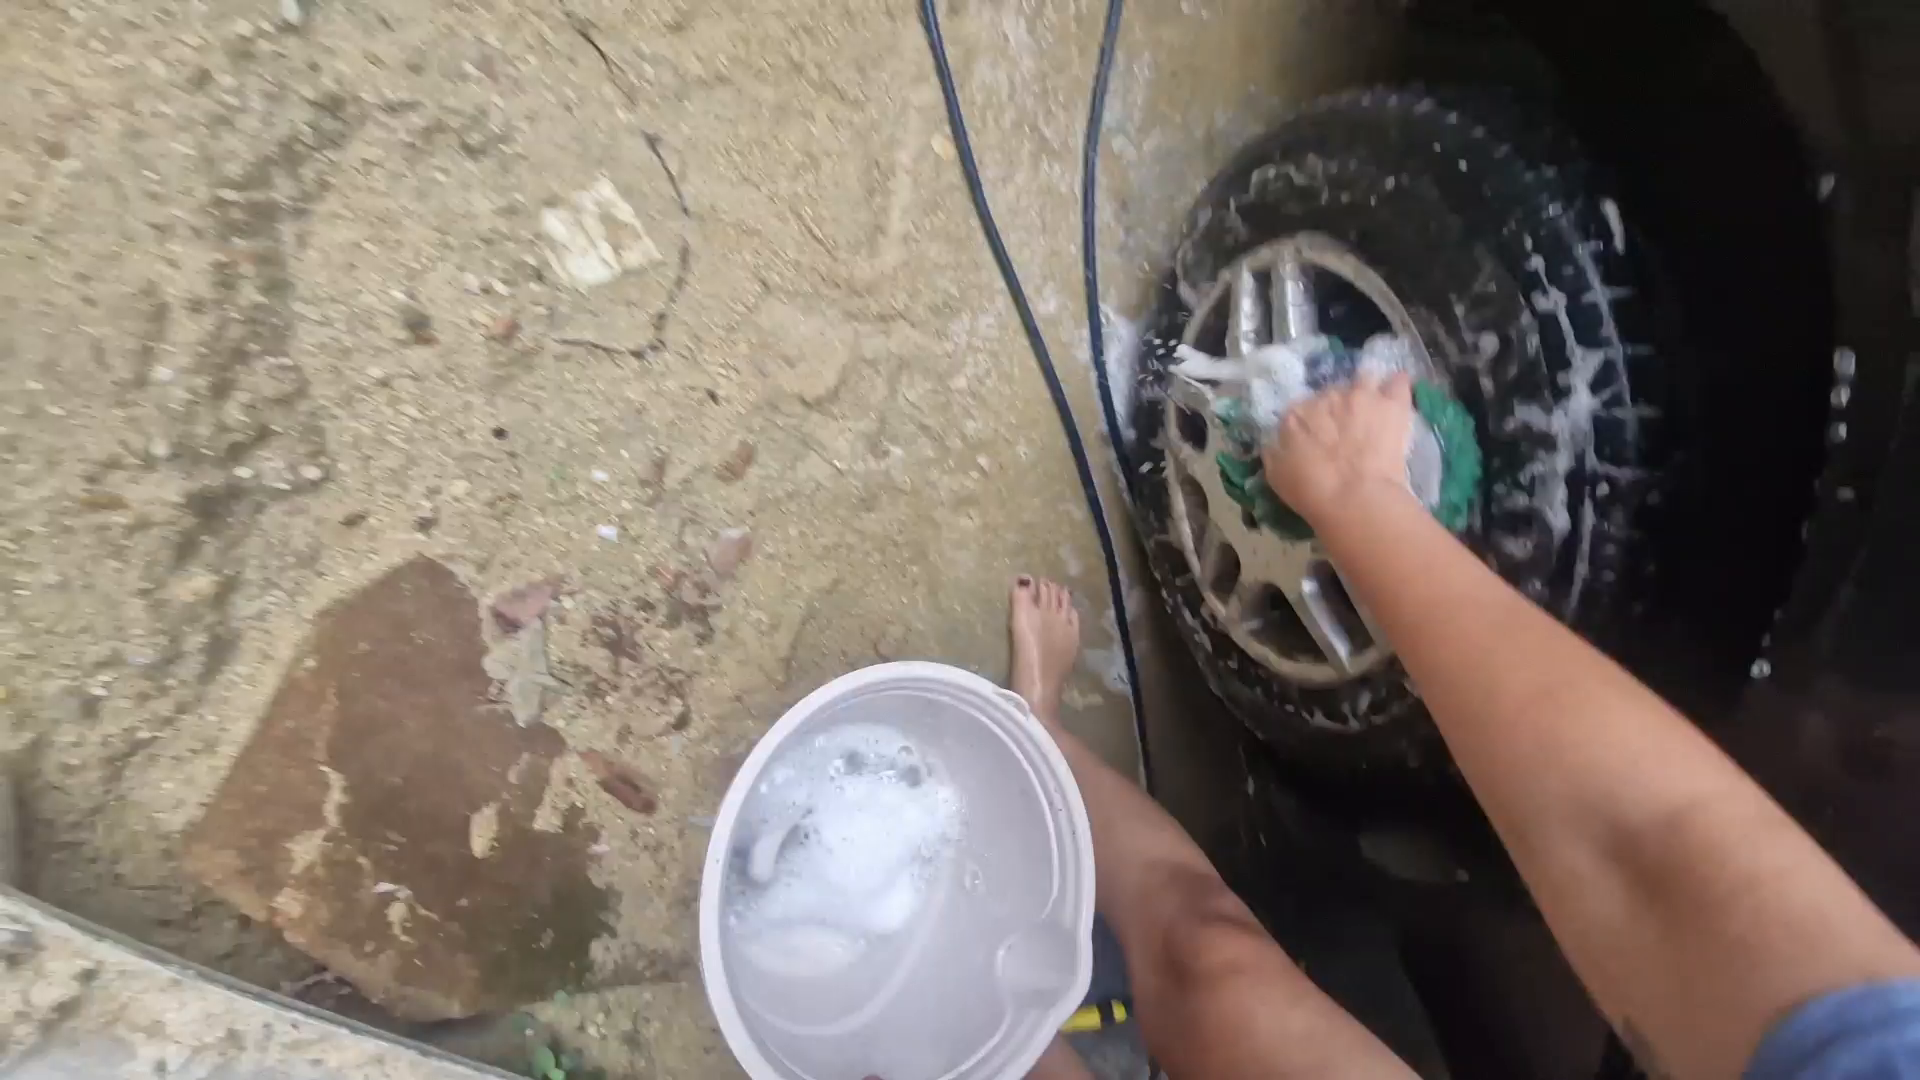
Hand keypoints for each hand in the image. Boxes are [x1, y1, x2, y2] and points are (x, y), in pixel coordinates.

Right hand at [1260, 373, 1416, 527]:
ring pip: (1363, 379)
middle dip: (1337, 407)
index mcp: (1294, 415)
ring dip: (1366, 390)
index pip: (1298, 410)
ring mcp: (1360, 395)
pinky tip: (1397, 397)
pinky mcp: (1392, 403)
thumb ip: (1275, 451)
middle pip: (1331, 393)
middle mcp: (1325, 397)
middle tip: (1344, 430)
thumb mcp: (1275, 475)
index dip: (1307, 424)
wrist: (1355, 497)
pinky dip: (1396, 387)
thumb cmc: (1310, 491)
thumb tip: (1276, 442)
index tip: (1313, 440)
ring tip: (1371, 407)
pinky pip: (1398, 381)